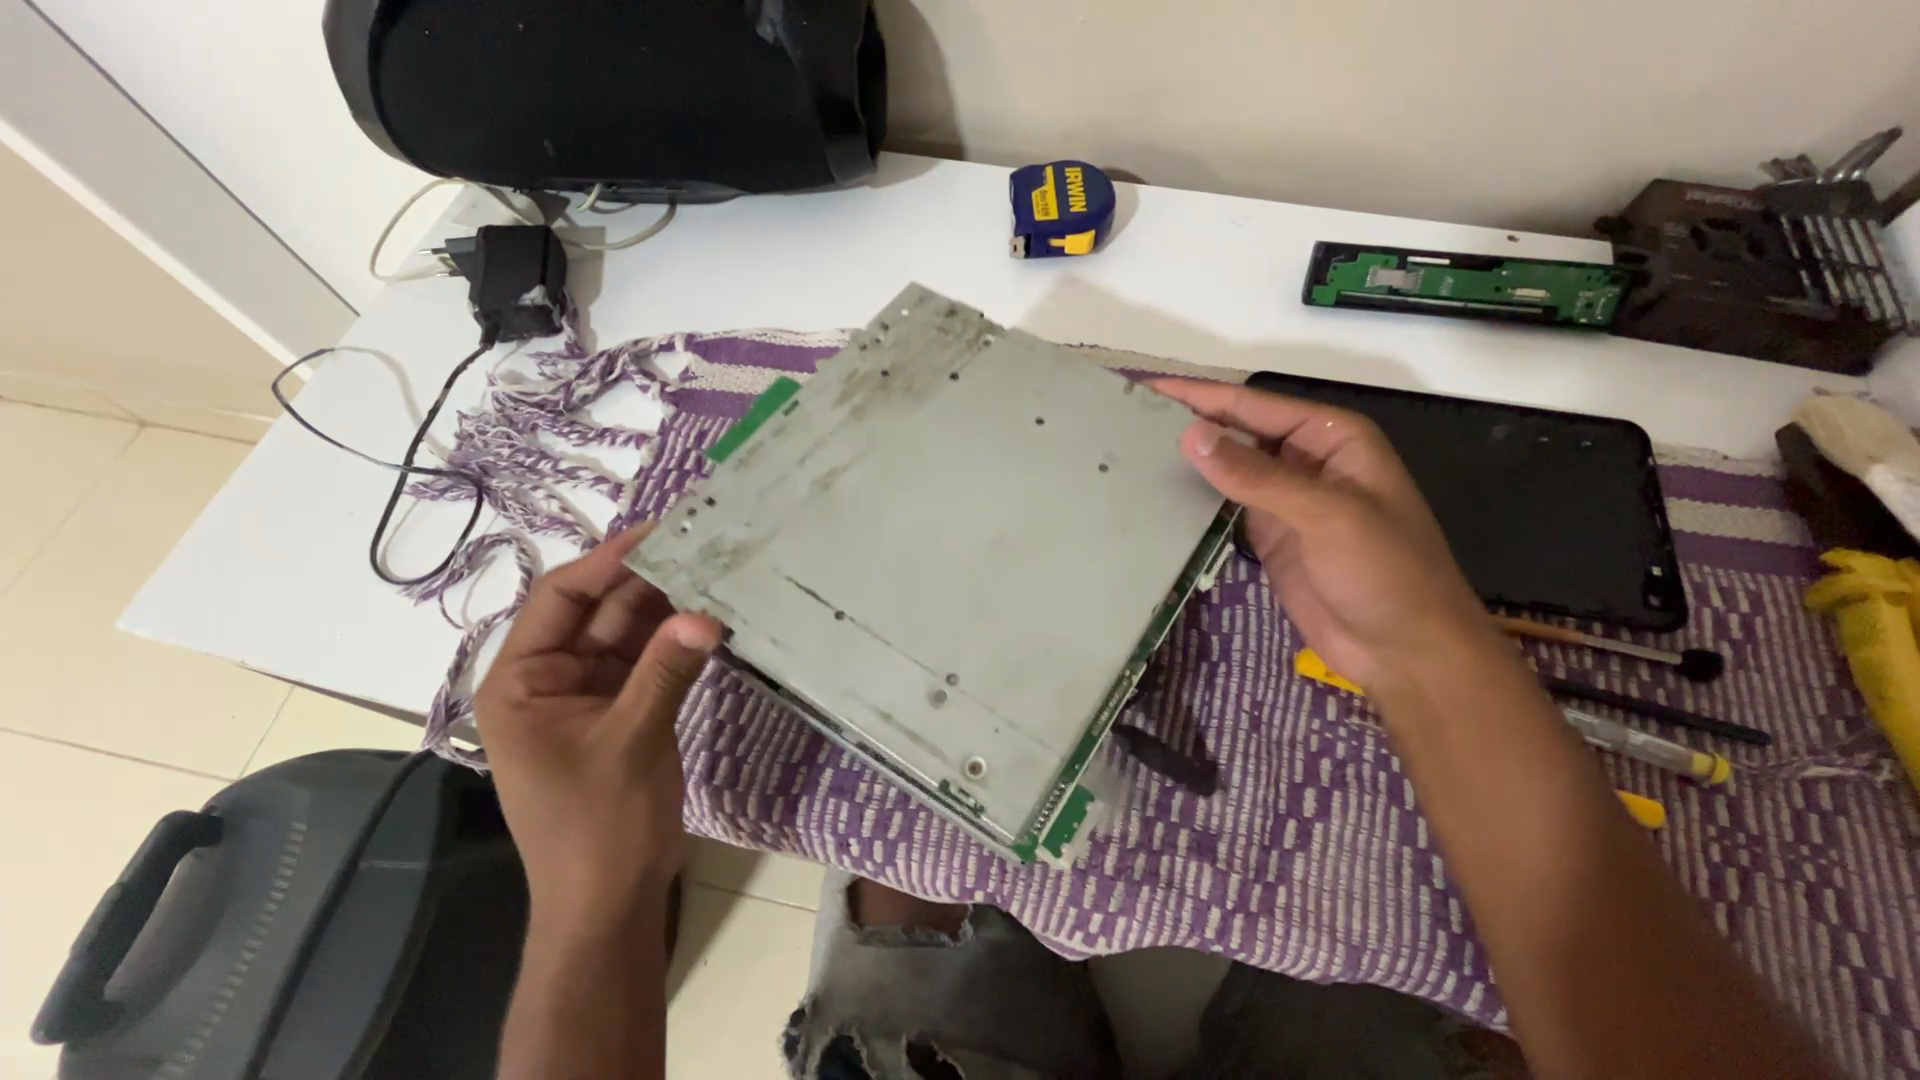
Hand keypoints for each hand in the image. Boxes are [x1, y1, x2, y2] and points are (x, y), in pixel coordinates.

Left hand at [474, 525, 723, 927]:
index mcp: (520, 681)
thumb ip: (665, 672)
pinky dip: (678, 644)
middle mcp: (549, 679)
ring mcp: (588, 695)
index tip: (661, 531)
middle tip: (705, 545)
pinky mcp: (622, 712)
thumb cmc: (598, 826)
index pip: (560, 598)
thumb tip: (706, 614)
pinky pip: (649, 663)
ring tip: (718, 572)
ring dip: (669, 609)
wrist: (609, 902)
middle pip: (599, 611)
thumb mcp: (630, 741)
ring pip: (629, 635)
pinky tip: (714, 619)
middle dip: (649, 581)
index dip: (608, 561)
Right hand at [1153, 378, 1498, 689]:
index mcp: (1331, 438)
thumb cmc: (1384, 572)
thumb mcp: (1326, 515)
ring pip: (1227, 468)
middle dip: (1188, 422)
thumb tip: (1190, 435)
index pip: (1253, 405)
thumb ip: (1256, 476)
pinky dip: (1194, 499)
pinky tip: (1156, 493)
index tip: (1144, 386)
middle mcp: (1305, 460)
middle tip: (1124, 417)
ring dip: (1187, 460)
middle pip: (1237, 431)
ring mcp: (1285, 500)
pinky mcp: (1269, 536)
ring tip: (1128, 449)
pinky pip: (1225, 507)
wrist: (1406, 651)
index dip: (1198, 395)